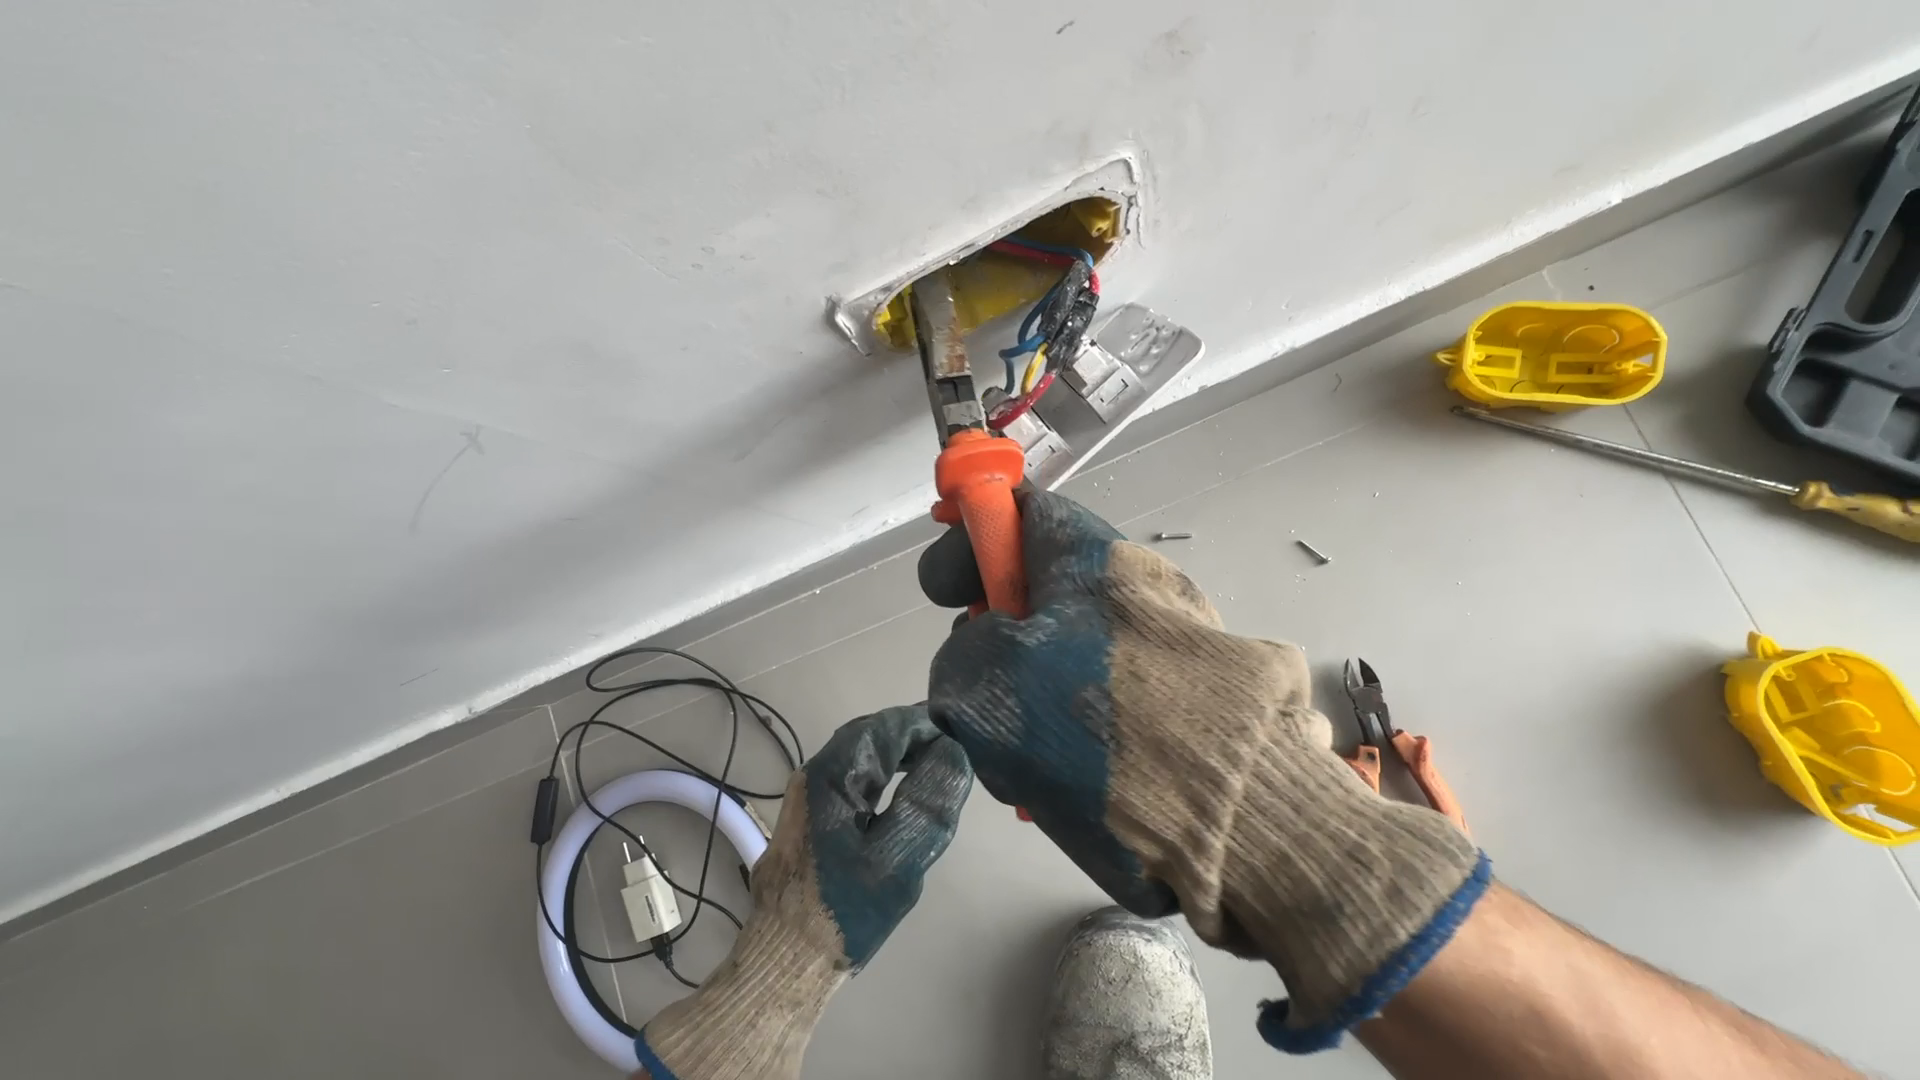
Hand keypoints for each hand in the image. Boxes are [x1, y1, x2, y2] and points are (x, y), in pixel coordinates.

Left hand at [636, 705, 971, 1079]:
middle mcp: (813, 774)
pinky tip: (902, 792)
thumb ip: (928, 802)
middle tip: (953, 752)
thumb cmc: (843, 912)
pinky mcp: (809, 816)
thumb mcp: (898, 861)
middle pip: (870, 735)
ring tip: (935, 767)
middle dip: (913, 737)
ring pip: (860, 756)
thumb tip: (952, 752)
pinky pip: (852, 778)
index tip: (961, 742)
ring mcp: (807, 796)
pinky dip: (882, 774)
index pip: (887, 727)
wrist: (785, 959)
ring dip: (898, 754)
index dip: (927, 726)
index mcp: (832, 776)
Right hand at [921, 490, 1487, 1051]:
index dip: (974, 535)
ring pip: (1083, 652)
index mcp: (1095, 562)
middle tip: (983, 691)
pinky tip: (1084, 785)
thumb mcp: (988, 684)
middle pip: (1050, 588)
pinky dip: (1094, 728)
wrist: (1245, 823)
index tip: (948, 588)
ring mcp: (1185, 644)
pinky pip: (1127, 698)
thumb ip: (965, 650)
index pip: (1021, 511)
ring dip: (1044, 693)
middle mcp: (1147, 588)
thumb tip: (984, 653)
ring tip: (1033, 764)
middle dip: (1004, 635)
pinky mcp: (1211, 700)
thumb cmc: (1104, 734)